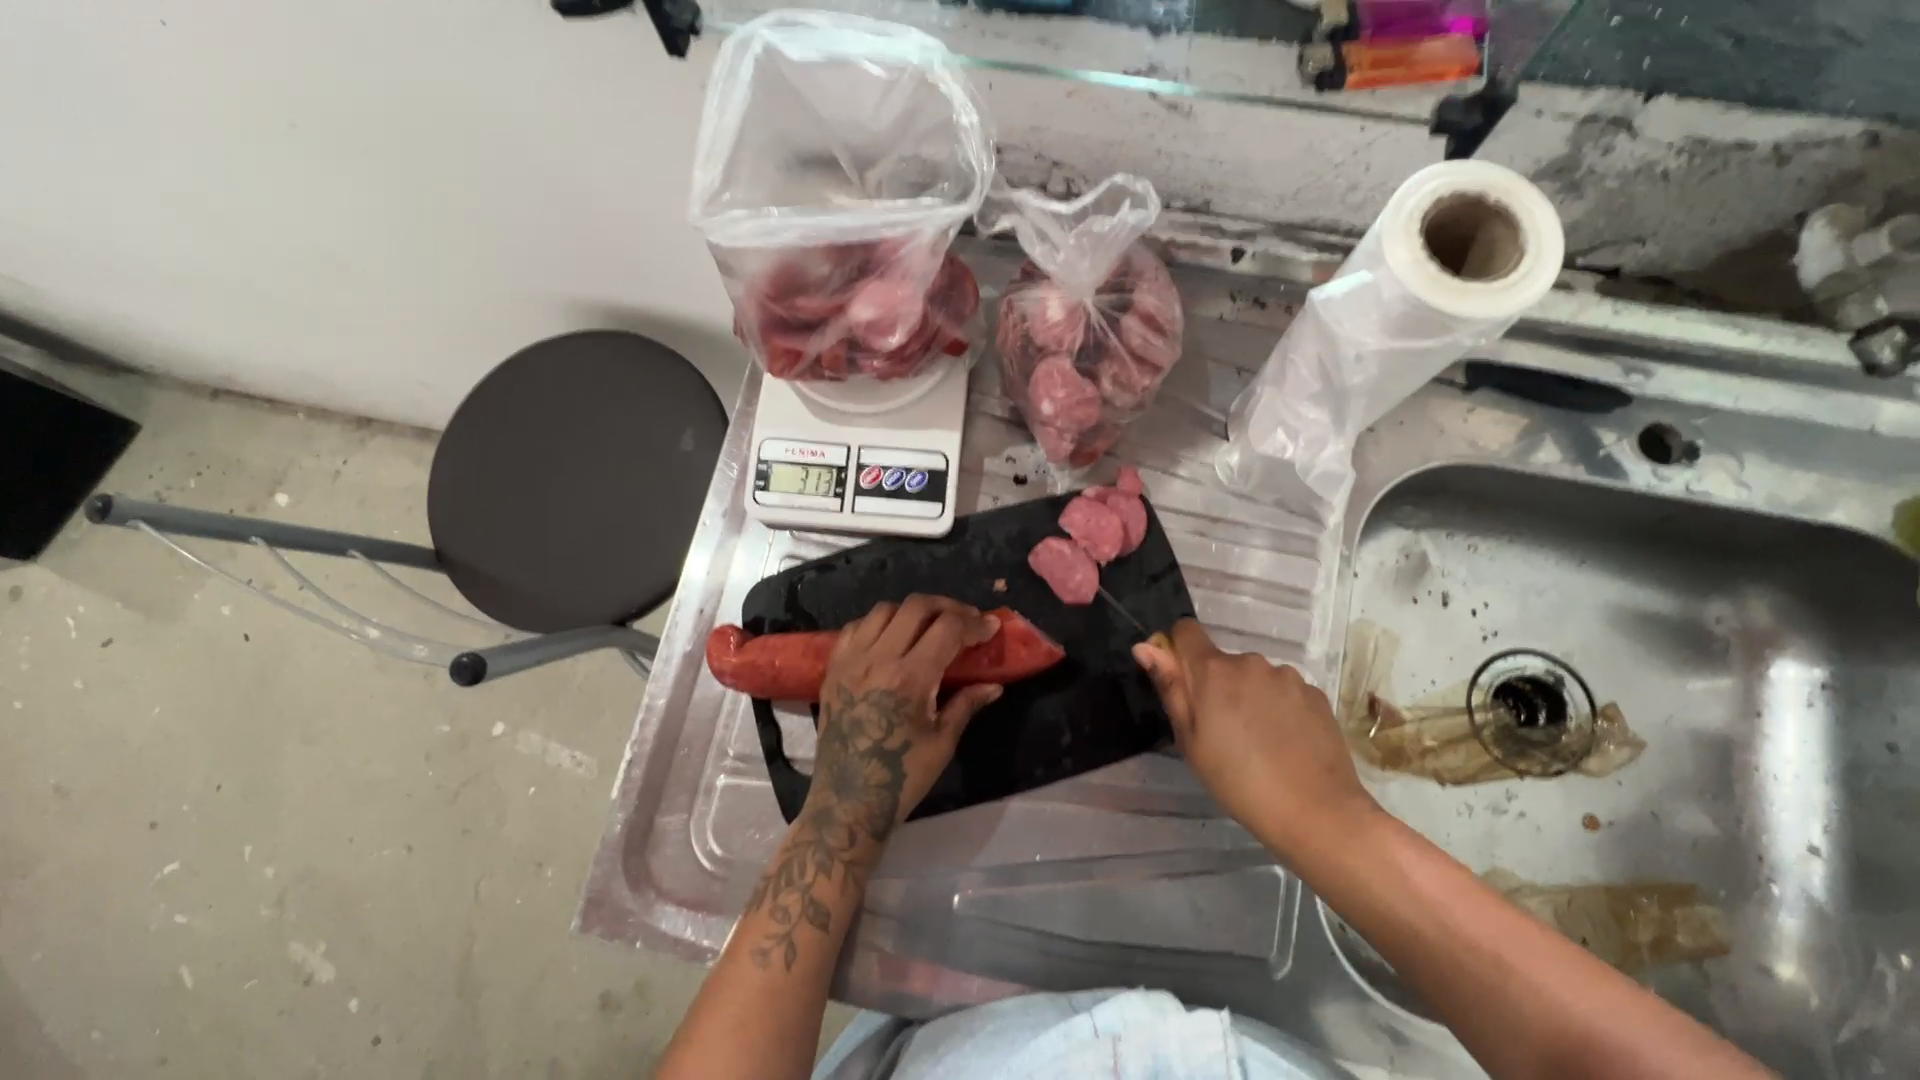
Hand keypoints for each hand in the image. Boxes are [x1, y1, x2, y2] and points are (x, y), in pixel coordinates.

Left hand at [809, 595, 1002, 848]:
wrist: (848, 800)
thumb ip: (966, 704)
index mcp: (909, 678)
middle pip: (916, 606)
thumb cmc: (903, 777)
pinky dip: (879, 624)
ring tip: (930, 626)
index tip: (991, 627)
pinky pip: (856, 628)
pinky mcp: (833, 669)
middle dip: (948, 607)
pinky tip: (893, 639)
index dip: (975, 623)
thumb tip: (994, 684)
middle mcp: (876, 660)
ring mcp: (850, 662)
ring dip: (913, 611)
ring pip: (884, 610)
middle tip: (966, 621)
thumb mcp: (943, 742)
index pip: (948, 629)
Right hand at [1133, 619, 1377, 856]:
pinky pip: (1285, 692)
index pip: (1186, 631)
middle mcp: (1251, 663)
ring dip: (1250, 698)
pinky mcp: (1315, 694)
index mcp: (1213, 671)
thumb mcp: (1189, 741)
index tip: (1182, 684)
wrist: (1315, 810)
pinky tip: (1286, 744)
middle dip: (1218, 687)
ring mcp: (1287, 677)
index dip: (1178, 651)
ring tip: (1259, 743)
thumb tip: (1145, 647)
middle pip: (1222, 662)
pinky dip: (1280, 710)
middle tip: (1223, 733)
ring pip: (1256, 678)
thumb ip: (1169, 688)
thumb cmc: (1237, 781)